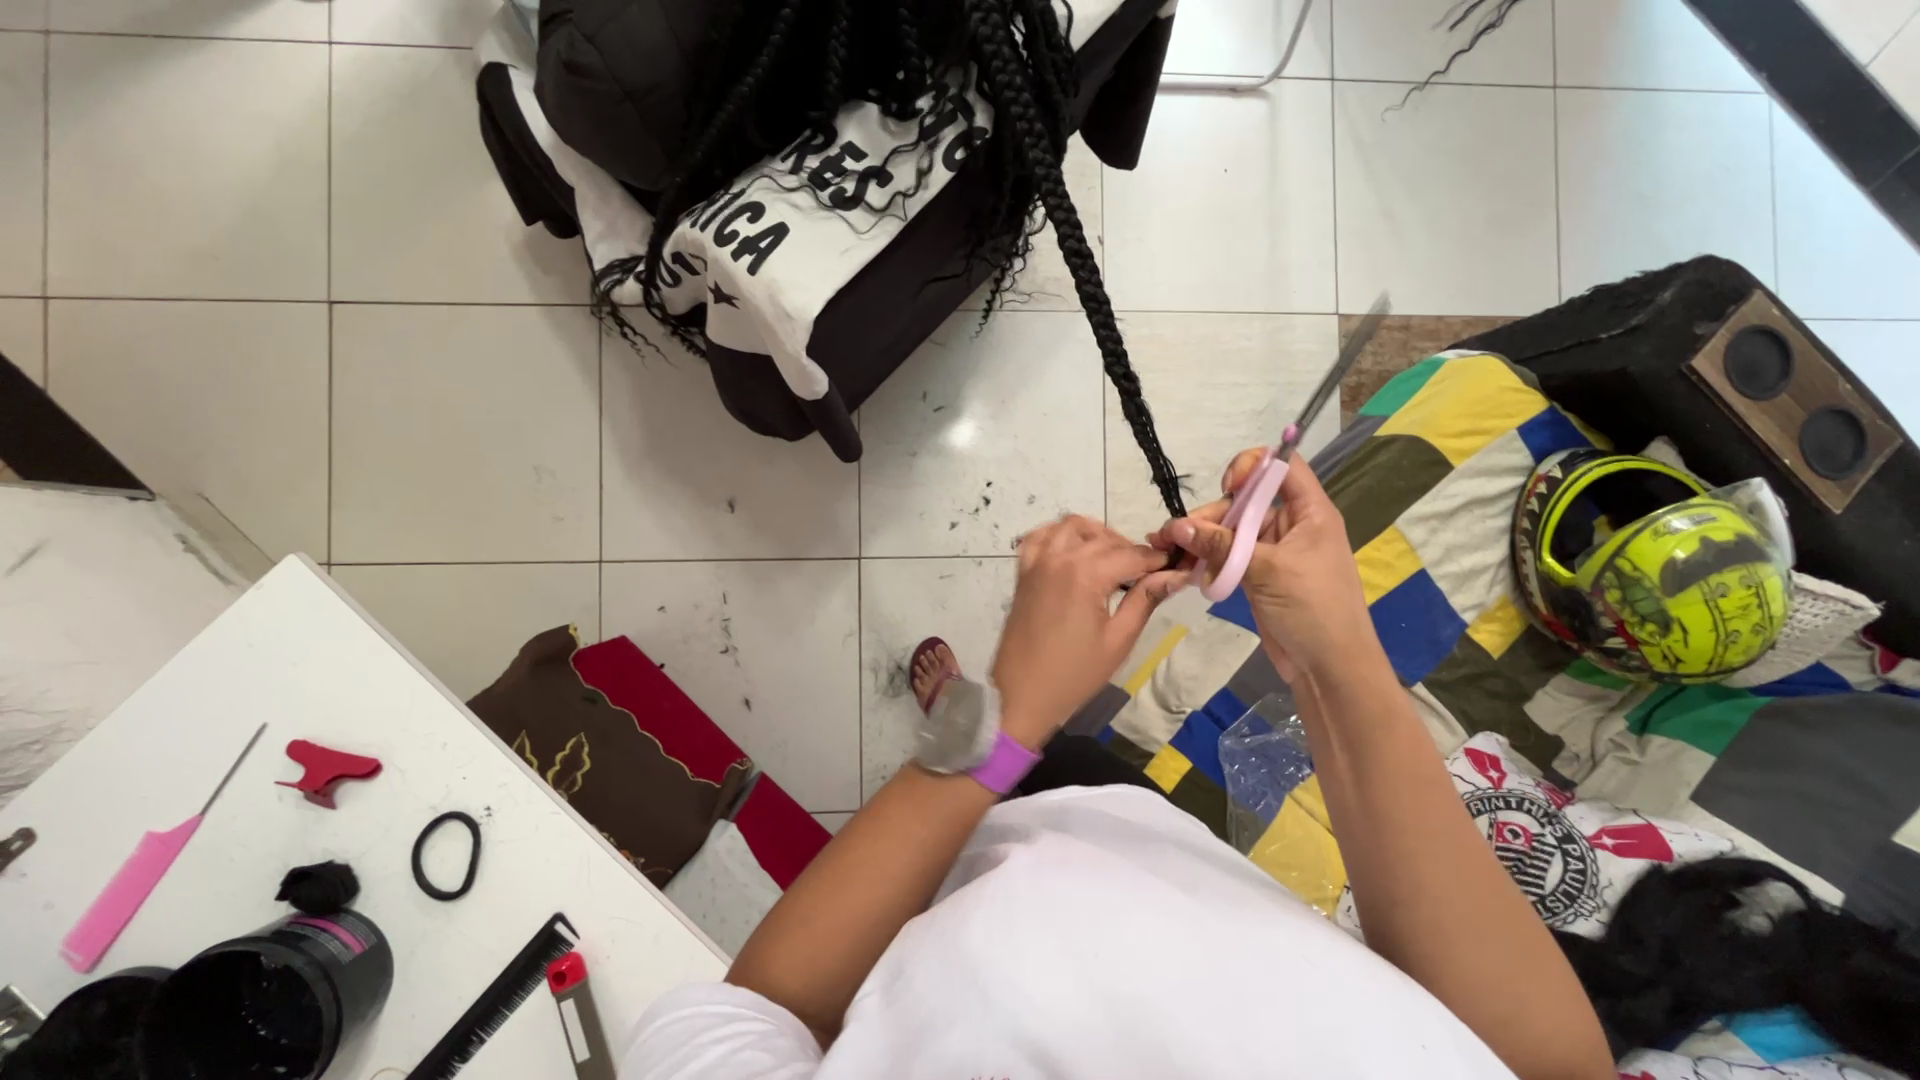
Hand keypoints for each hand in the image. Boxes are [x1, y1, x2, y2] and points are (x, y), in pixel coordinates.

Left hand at [993, 515, 1184, 747]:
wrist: (1022, 694)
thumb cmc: (1074, 674)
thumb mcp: (1118, 639)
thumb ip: (1145, 599)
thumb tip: (1176, 574)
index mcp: (1085, 574)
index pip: (1132, 555)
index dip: (1158, 560)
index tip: (1176, 567)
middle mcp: (1059, 558)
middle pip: (1105, 539)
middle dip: (1131, 550)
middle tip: (1149, 574)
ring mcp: (1037, 562)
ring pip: (1071, 527)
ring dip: (1097, 535)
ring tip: (1114, 560)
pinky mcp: (1024, 572)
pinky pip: (1040, 537)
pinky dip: (1059, 535)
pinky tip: (1075, 553)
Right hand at [1149, 449, 1375, 680]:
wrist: (1329, 668)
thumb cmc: (1313, 609)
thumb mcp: (1267, 571)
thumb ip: (1221, 545)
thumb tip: (1176, 526)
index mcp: (1309, 512)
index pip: (1283, 467)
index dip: (1253, 467)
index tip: (1226, 487)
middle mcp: (1290, 525)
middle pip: (1245, 501)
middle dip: (1210, 514)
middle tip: (1174, 533)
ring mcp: (1272, 551)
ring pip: (1230, 531)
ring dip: (1200, 538)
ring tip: (1166, 548)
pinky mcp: (1257, 575)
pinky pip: (1227, 556)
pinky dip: (1206, 560)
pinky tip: (1182, 565)